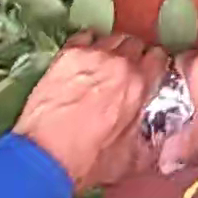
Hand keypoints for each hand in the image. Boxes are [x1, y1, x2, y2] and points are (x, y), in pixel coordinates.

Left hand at [14, 34, 167, 190]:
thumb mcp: (127, 151)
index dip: (152, 64)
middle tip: (120, 71)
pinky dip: (88, 43)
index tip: (145, 72)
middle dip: (132, 55)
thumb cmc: (84, 161)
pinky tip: (83, 56)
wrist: (39, 159)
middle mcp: (122, 62)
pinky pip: (86, 35)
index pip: (158, 56)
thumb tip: (152, 122)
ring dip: (111, 49)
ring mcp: (94, 54)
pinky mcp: (69, 54)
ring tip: (101, 64)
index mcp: (139, 84)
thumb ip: (144, 127)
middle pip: (136, 43)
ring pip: (113, 37)